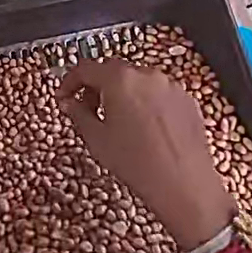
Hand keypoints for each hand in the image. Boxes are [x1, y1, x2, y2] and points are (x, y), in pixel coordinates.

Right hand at [57, 59, 234, 249]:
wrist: (184, 184)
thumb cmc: (138, 164)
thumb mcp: (97, 139)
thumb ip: (78, 114)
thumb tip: (70, 103)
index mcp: (120, 80)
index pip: (86, 68)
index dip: (70, 82)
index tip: (64, 96)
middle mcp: (147, 75)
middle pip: (112, 71)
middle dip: (96, 87)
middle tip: (87, 109)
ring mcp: (170, 86)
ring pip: (137, 81)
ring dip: (121, 94)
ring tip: (117, 123)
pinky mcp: (186, 100)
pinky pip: (158, 93)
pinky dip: (145, 103)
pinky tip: (143, 129)